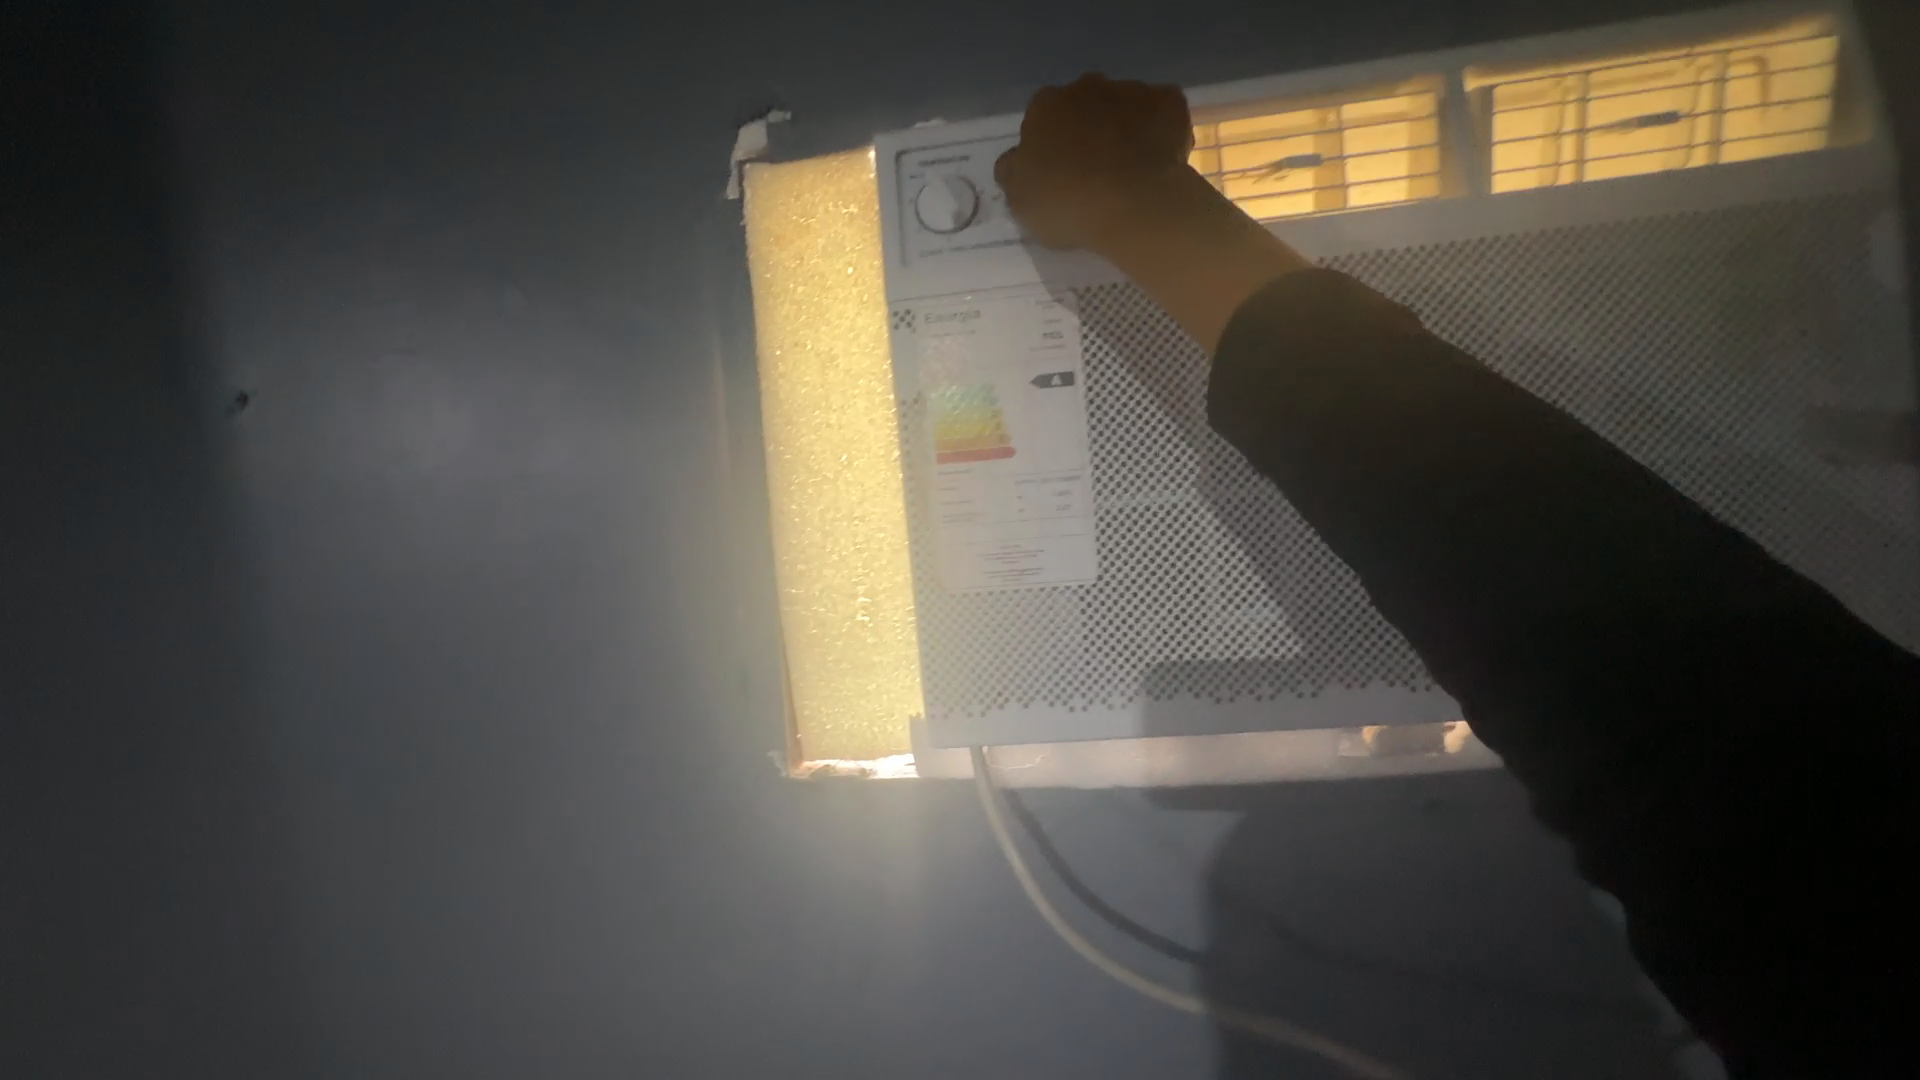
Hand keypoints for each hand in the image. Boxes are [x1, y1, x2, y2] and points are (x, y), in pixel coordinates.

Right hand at [994, 74, 1195, 251]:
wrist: (1132, 205)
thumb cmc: (1067, 204)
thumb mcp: (1020, 200)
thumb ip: (1013, 173)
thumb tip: (1016, 161)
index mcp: (1044, 108)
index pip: (1039, 122)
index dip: (1047, 150)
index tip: (1056, 177)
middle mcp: (1085, 87)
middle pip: (1081, 108)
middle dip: (1084, 132)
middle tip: (1091, 174)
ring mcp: (1129, 91)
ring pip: (1121, 107)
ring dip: (1121, 130)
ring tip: (1127, 172)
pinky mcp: (1168, 103)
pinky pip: (1161, 113)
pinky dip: (1158, 130)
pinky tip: (1156, 160)